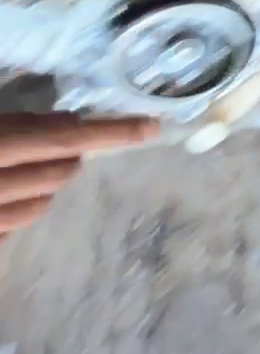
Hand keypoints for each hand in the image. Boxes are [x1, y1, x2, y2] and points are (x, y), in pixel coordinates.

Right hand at [0, 112, 157, 238]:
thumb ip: (22, 127)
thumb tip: (73, 121)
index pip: (64, 139)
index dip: (112, 132)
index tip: (152, 127)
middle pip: (61, 174)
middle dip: (66, 161)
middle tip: (50, 153)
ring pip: (38, 207)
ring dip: (40, 192)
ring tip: (14, 181)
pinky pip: (7, 232)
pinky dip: (8, 218)